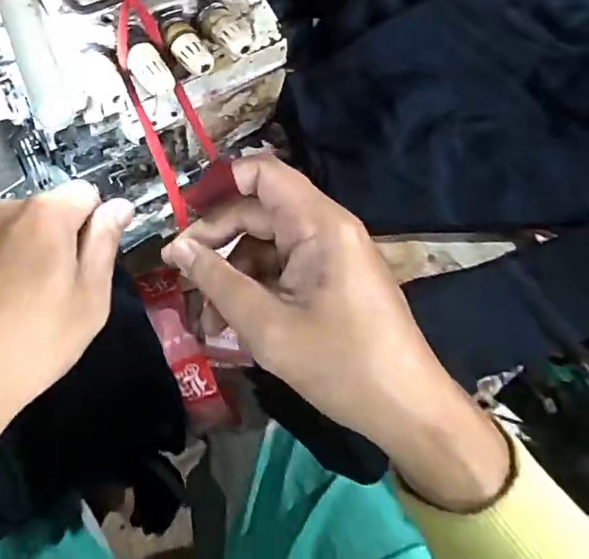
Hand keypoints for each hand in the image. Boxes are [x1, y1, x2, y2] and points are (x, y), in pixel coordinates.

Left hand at [0, 183, 134, 492]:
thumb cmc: (36, 342)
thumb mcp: (90, 299)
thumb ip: (105, 242)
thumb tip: (119, 205)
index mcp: (46, 213)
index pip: (85, 193)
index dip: (94, 224)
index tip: (87, 265)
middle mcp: (5, 207)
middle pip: (47, 210)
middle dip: (58, 238)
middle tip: (58, 291)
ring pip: (14, 227)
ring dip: (24, 248)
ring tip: (20, 302)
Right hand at [160, 156, 509, 510]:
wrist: (413, 417)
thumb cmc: (342, 365)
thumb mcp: (267, 325)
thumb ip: (216, 280)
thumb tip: (175, 248)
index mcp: (317, 224)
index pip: (260, 172)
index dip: (218, 182)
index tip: (183, 212)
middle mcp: (323, 227)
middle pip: (254, 211)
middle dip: (214, 239)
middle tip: (180, 270)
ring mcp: (327, 253)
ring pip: (261, 243)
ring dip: (229, 272)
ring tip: (205, 315)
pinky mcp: (328, 277)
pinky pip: (278, 267)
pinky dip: (251, 288)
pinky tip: (229, 324)